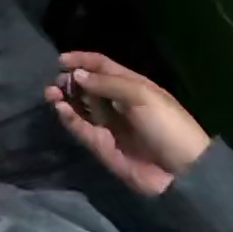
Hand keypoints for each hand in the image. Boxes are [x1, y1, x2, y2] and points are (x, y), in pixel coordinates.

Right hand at [45, 51, 210, 196]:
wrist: (181, 171)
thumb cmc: (166, 124)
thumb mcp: (141, 96)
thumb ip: (107, 84)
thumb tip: (77, 75)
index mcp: (129, 85)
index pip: (101, 66)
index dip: (82, 60)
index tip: (60, 60)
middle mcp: (115, 102)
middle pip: (87, 86)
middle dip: (70, 80)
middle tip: (56, 80)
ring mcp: (107, 125)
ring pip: (79, 107)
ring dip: (64, 98)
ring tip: (50, 93)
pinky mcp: (101, 146)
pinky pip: (80, 128)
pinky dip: (69, 118)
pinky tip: (60, 108)